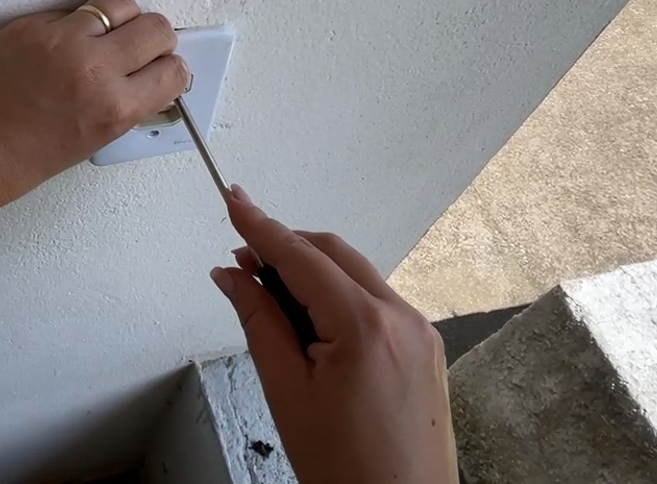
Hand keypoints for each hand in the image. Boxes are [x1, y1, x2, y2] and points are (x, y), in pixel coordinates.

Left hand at [0, 0, 189, 215]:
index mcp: (114, 109)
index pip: (172, 70)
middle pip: (157, 26)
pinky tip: (61, 43)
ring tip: (103, 35)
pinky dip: (75, 22)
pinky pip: (72, 10)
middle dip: (154, 38)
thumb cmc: (19, 161)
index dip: (169, 68)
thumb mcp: (90, 141)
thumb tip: (147, 76)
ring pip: (119, 3)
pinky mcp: (30, 26)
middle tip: (137, 49)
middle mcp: (94, 69)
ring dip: (119, 18)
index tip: (159, 69)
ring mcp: (60, 40)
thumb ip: (122, 104)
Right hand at [211, 188, 458, 483]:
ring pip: (353, 270)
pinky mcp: (425, 347)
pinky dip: (337, 292)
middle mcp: (402, 318)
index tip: (234, 199)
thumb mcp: (286, 391)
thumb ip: (257, 319)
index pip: (299, 255)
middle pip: (331, 252)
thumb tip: (232, 275)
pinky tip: (311, 317)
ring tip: (272, 296)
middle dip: (284, 246)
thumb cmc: (347, 472)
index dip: (259, 225)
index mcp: (366, 327)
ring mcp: (420, 332)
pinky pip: (373, 296)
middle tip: (242, 261)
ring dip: (310, 269)